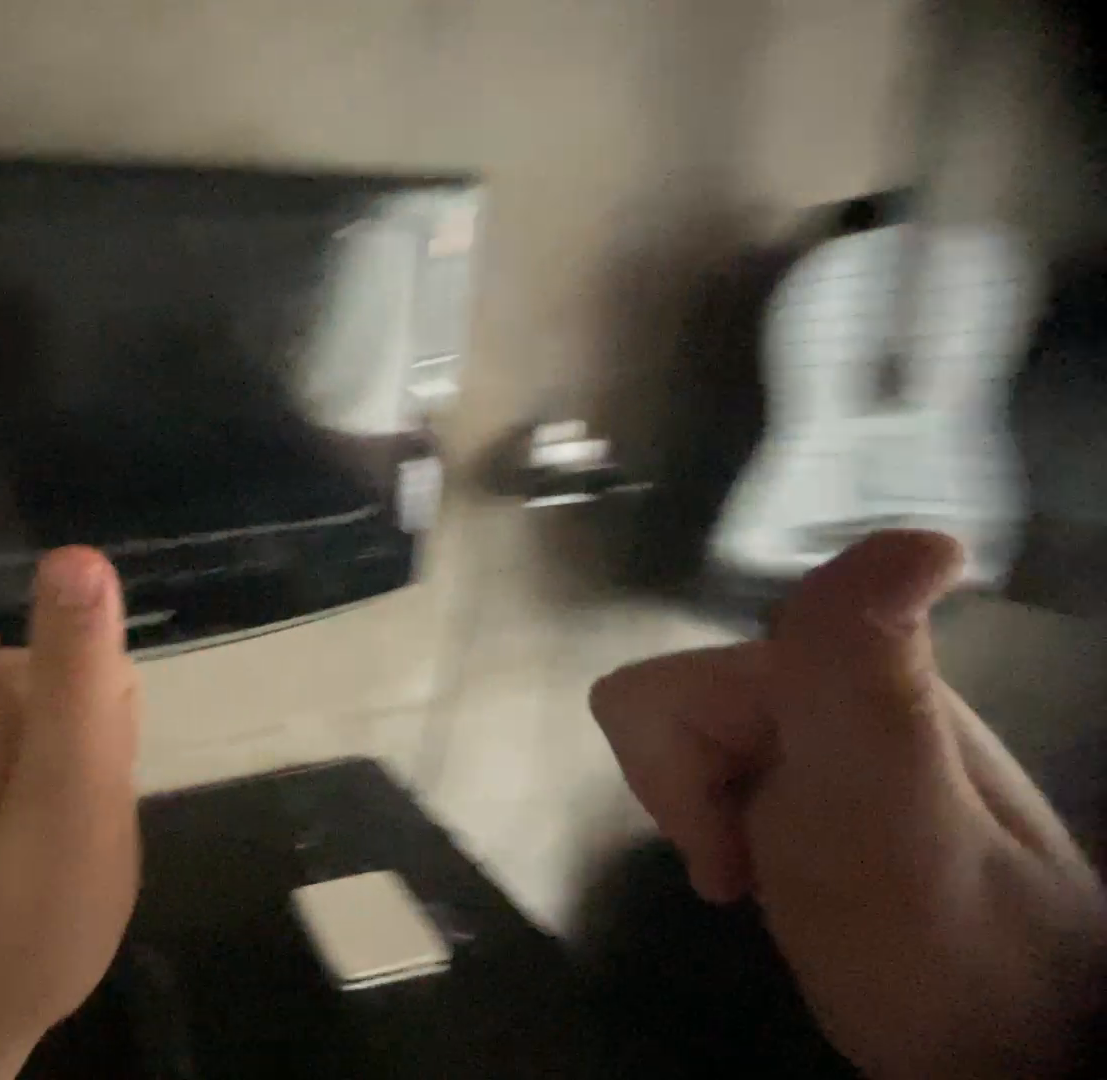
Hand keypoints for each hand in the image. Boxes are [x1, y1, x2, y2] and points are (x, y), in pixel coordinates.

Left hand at [0, 547, 139, 1079]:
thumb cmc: (17, 917)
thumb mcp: (71, 789)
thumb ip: (78, 673)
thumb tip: (78, 554)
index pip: (94, 667)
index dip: (110, 738)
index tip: (87, 797)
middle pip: (74, 697)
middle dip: (92, 764)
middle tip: (69, 836)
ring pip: (60, 740)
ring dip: (76, 796)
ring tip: (49, 859)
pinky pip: (32, 777)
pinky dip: (47, 818)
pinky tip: (27, 869)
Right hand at [591, 530, 1106, 1079]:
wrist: (1001, 1055)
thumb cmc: (937, 950)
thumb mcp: (894, 818)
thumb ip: (866, 679)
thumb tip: (917, 539)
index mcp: (842, 676)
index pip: (654, 692)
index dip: (666, 773)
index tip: (735, 844)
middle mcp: (826, 682)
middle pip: (659, 707)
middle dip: (681, 793)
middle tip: (751, 862)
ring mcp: (811, 725)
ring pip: (671, 736)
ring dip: (694, 811)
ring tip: (760, 867)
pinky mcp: (799, 766)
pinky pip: (698, 765)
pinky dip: (705, 820)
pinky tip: (757, 862)